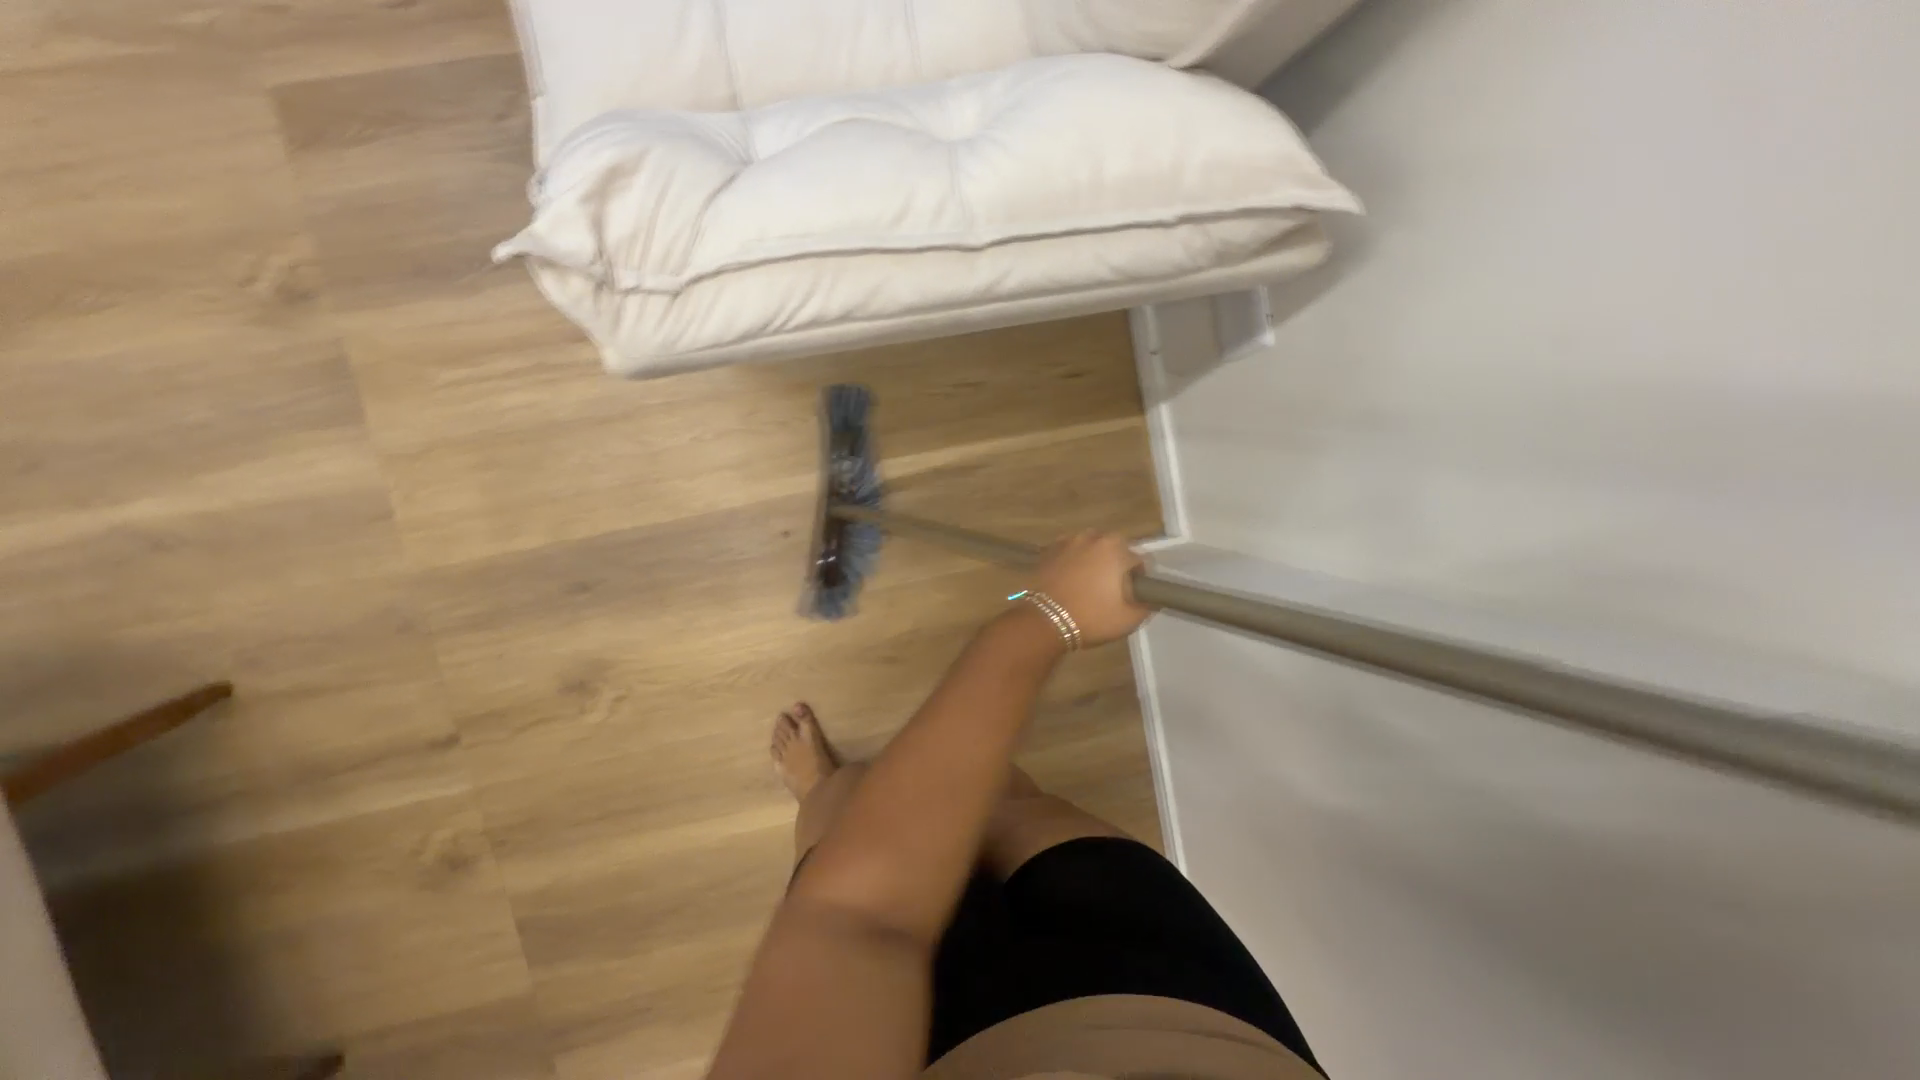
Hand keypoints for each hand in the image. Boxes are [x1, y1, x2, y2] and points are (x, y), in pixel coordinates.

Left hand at [1026, 531, 1149, 646]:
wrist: (1044, 621)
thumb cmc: (1091, 618)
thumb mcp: (1129, 619)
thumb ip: (1147, 605)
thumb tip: (1150, 597)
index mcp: (1116, 549)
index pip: (1138, 560)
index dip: (1138, 579)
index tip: (1131, 595)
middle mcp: (1093, 537)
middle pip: (1113, 548)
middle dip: (1115, 564)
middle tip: (1110, 588)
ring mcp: (1068, 541)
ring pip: (1090, 547)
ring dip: (1093, 559)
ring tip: (1089, 582)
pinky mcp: (1048, 550)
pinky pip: (1069, 552)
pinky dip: (1072, 560)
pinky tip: (1070, 578)